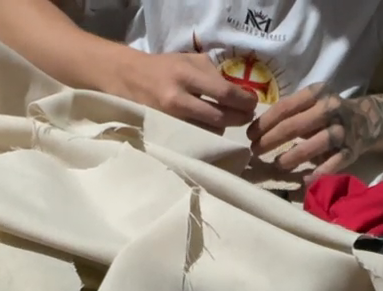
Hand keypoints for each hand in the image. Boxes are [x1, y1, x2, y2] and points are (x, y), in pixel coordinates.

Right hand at [110, 51, 258, 131]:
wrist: (129, 80)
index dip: (243, 102)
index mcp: (186, 75)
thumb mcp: (188, 60)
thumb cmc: (163, 69)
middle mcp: (179, 100)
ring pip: (210, 132)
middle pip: (220, 117)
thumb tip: (237, 93)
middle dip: (239, 118)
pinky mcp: (168, 135)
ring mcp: (172, 121)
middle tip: (247, 117)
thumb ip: (212, 74)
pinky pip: (197, 140)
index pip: (224, 93)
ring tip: (226, 120)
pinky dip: (208, 136)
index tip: (253, 104)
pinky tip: (211, 130)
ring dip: (223, 127)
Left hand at [246, 82, 369, 174]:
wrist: (366, 122)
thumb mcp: (311, 105)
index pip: (285, 107)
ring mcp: (341, 130)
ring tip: (277, 165)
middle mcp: (330, 108)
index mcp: (316, 93)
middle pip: (295, 125)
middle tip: (255, 152)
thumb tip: (258, 130)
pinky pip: (333, 164)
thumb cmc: (328, 116)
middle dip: (271, 139)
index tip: (250, 135)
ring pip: (314, 143)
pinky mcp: (350, 151)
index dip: (265, 122)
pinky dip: (318, 173)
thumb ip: (290, 113)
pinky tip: (304, 180)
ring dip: (292, 156)